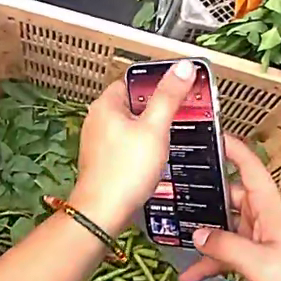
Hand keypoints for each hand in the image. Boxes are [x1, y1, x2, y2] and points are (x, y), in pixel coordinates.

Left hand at [66, 61, 197, 233]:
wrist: (103, 213)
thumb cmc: (125, 171)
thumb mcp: (155, 128)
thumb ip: (169, 96)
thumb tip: (183, 68)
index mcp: (106, 104)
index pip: (132, 80)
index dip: (156, 82)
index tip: (177, 87)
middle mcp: (97, 119)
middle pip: (132, 102)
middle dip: (155, 107)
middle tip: (180, 113)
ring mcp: (98, 141)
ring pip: (130, 125)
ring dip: (150, 128)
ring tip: (171, 136)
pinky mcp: (103, 160)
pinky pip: (126, 144)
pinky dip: (141, 146)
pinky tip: (155, 157)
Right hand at [177, 136, 280, 280]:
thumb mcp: (257, 266)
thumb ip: (224, 246)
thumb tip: (198, 234)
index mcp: (272, 210)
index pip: (251, 168)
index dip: (233, 148)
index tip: (210, 134)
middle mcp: (269, 219)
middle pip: (234, 196)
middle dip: (206, 196)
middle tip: (175, 192)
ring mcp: (266, 240)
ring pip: (229, 227)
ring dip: (206, 236)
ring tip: (176, 237)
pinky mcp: (264, 261)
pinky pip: (233, 252)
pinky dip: (214, 261)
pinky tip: (194, 275)